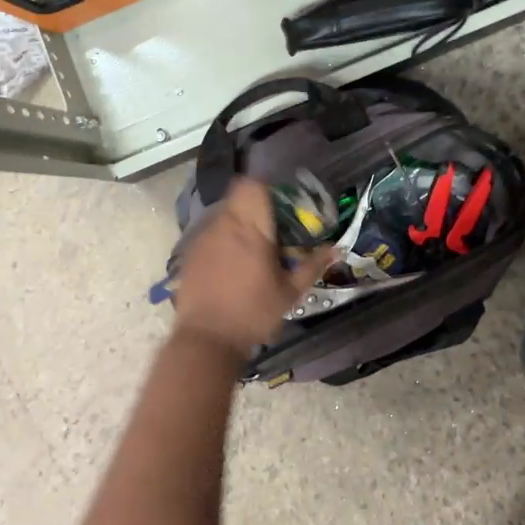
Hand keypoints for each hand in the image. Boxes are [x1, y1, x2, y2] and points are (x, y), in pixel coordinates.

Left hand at [173, 179, 332, 355]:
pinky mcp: (189, 253)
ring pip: (223, 215)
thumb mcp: (290, 293)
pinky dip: (223, 240)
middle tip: (272, 230)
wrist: (207, 338)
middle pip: (238, 197)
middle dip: (256, 208)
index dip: (267, 189)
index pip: (253, 186)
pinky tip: (231, 265)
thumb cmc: (254, 313)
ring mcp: (203, 238)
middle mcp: (224, 225)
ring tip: (252, 250)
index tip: (281, 206)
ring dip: (238, 224)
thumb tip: (335, 249)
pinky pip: (210, 234)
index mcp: (251, 229)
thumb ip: (312, 266)